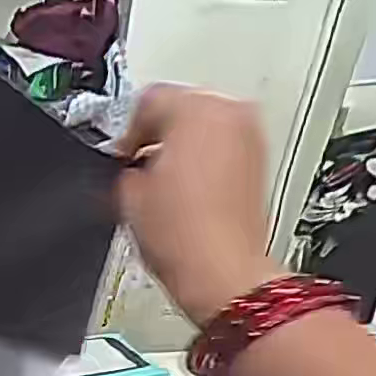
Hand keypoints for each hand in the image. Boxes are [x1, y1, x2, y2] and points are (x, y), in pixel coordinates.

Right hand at [117, 85, 285, 324]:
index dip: (125, 135)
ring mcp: (248, 138)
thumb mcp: (128, 199)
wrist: (219, 274)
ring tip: (162, 192)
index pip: (148, 102)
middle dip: (156, 140)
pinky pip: (221, 151)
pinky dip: (202, 167)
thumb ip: (123, 170)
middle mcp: (229, 114)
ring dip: (180, 153)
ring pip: (203, 130)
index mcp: (195, 110)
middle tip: (137, 175)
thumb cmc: (182, 238)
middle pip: (180, 110)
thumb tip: (127, 169)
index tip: (118, 160)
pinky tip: (185, 201)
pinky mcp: (257, 164)